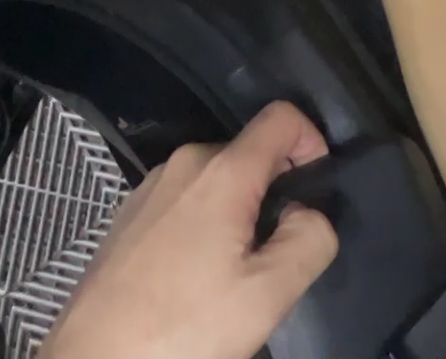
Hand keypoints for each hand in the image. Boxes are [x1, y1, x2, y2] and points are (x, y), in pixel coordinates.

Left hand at [39, 102, 338, 358]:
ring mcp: (152, 184)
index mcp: (221, 170)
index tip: (315, 192)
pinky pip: (186, 199)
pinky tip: (191, 278)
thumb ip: (308, 241)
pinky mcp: (130, 210)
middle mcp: (184, 161)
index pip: (282, 117)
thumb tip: (310, 211)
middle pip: (250, 155)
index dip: (312, 142)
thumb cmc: (182, 327)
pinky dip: (204, 224)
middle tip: (271, 259)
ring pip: (217, 181)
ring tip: (228, 277)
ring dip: (238, 214)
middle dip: (273, 194)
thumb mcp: (265, 296)